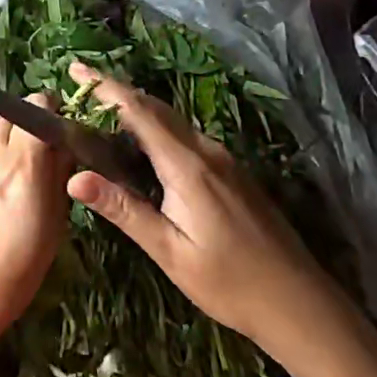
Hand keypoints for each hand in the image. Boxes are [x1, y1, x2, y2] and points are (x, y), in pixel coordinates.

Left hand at [0, 96, 72, 376]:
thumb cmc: (12, 274)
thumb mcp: (52, 228)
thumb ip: (58, 177)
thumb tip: (62, 147)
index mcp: (20, 166)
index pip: (39, 107)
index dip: (54, 117)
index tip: (61, 139)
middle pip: (13, 116)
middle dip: (29, 130)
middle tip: (37, 163)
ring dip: (6, 143)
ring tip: (10, 180)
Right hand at [64, 62, 335, 342]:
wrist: (303, 307)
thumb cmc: (230, 283)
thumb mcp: (169, 251)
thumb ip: (123, 210)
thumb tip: (73, 179)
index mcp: (187, 166)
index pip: (137, 111)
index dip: (104, 86)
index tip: (74, 69)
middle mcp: (206, 152)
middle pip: (155, 107)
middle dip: (115, 91)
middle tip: (79, 85)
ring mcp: (224, 160)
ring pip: (172, 120)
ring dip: (135, 108)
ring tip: (101, 112)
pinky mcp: (233, 173)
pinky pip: (185, 136)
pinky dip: (155, 127)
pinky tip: (143, 145)